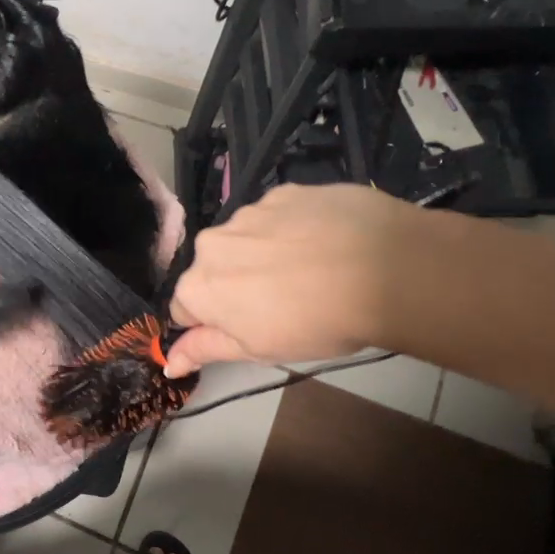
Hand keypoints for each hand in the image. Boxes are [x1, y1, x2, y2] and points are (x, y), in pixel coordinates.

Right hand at [166, 184, 431, 374]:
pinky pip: (279, 214)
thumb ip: (206, 350)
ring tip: (311, 270)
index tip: (250, 327)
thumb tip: (168, 362)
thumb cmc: (316, 322)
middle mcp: (210, 243)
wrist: (386, 267)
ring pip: (245, 239)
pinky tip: (328, 244)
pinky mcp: (285, 192)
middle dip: (236, 282)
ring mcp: (249, 212)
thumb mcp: (259, 350)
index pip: (186, 308)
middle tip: (284, 301)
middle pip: (214, 268)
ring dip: (264, 253)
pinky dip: (294, 228)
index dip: (215, 321)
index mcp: (198, 287)